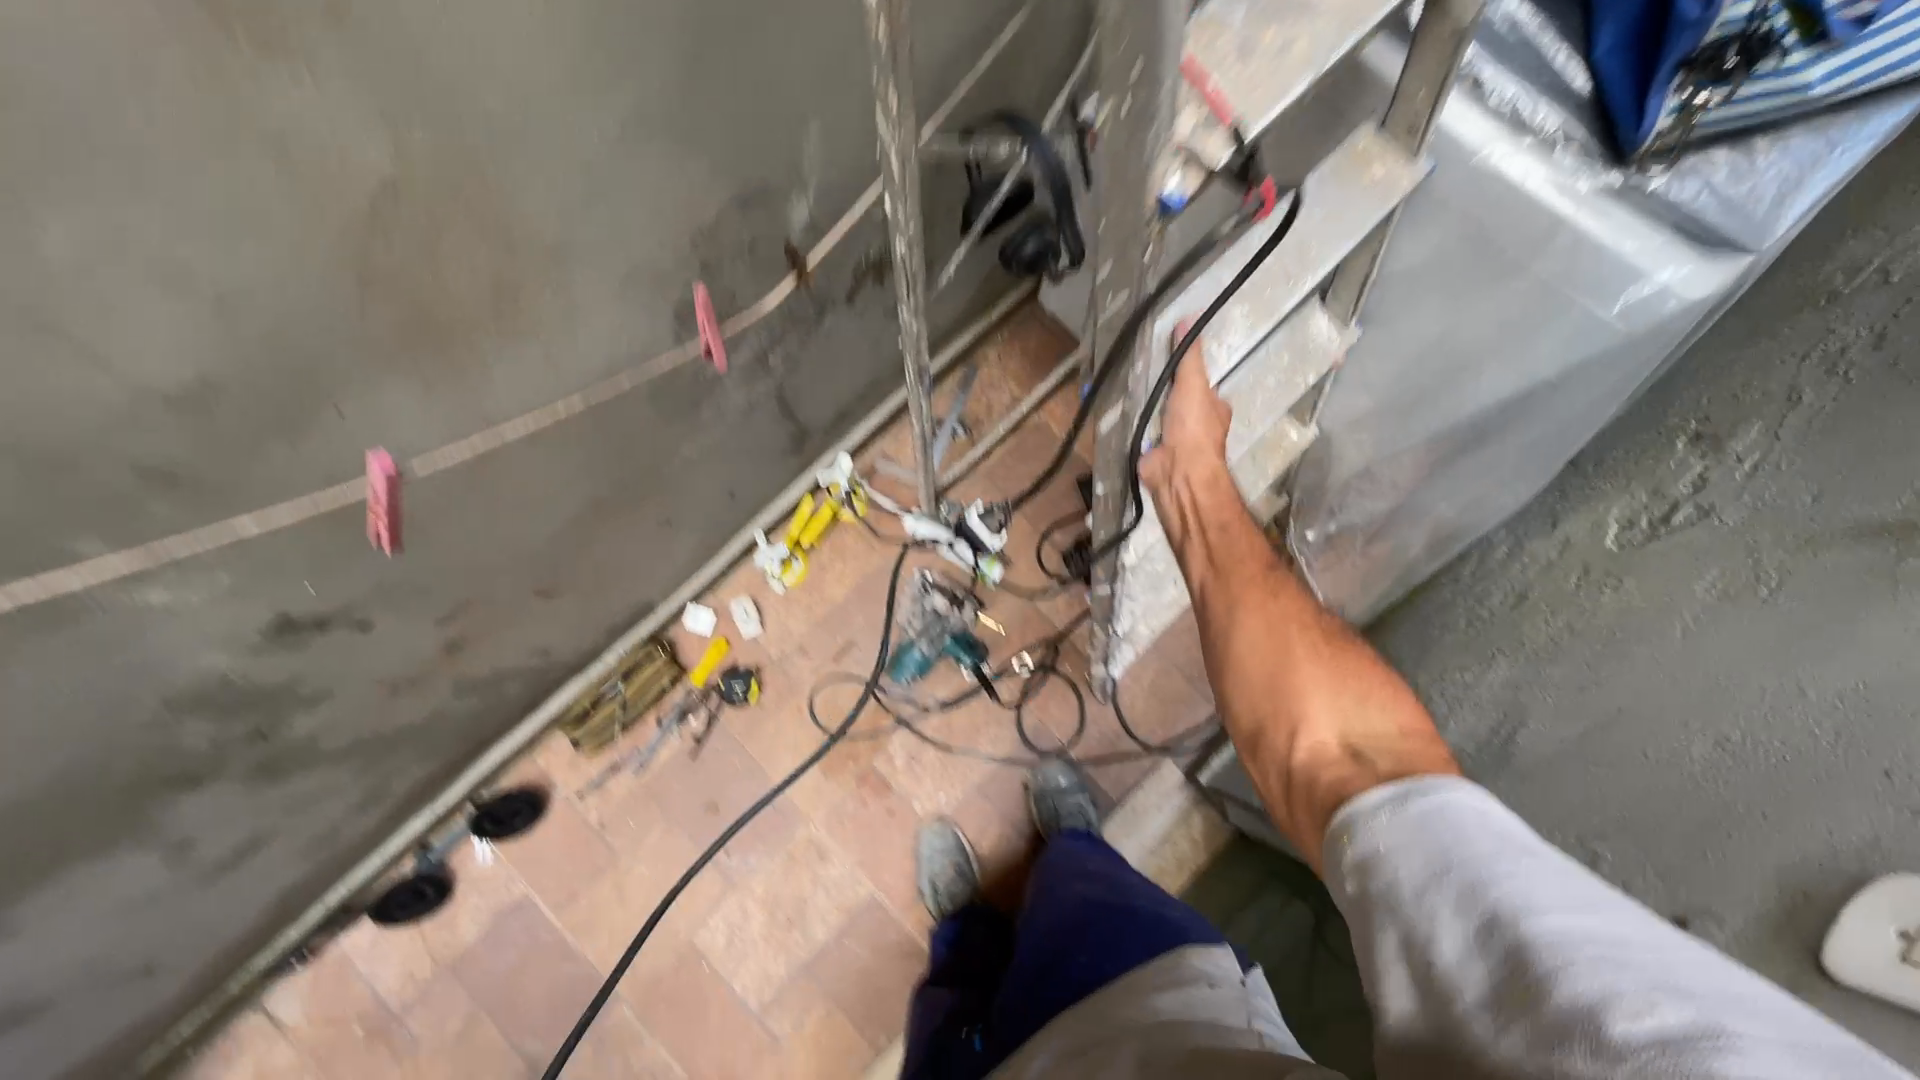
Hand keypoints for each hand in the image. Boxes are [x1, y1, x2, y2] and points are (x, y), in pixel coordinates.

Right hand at [1141, 322, 1231, 501]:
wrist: (1177, 471)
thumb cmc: (1193, 427)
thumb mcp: (1193, 383)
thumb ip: (1189, 355)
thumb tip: (1190, 317)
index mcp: (1214, 410)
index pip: (1202, 386)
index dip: (1188, 374)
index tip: (1168, 359)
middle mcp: (1197, 427)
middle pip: (1178, 401)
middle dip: (1162, 391)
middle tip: (1140, 371)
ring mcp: (1174, 441)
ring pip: (1158, 416)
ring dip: (1145, 408)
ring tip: (1125, 386)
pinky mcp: (1153, 452)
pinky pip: (1141, 432)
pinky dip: (1132, 425)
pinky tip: (1118, 413)